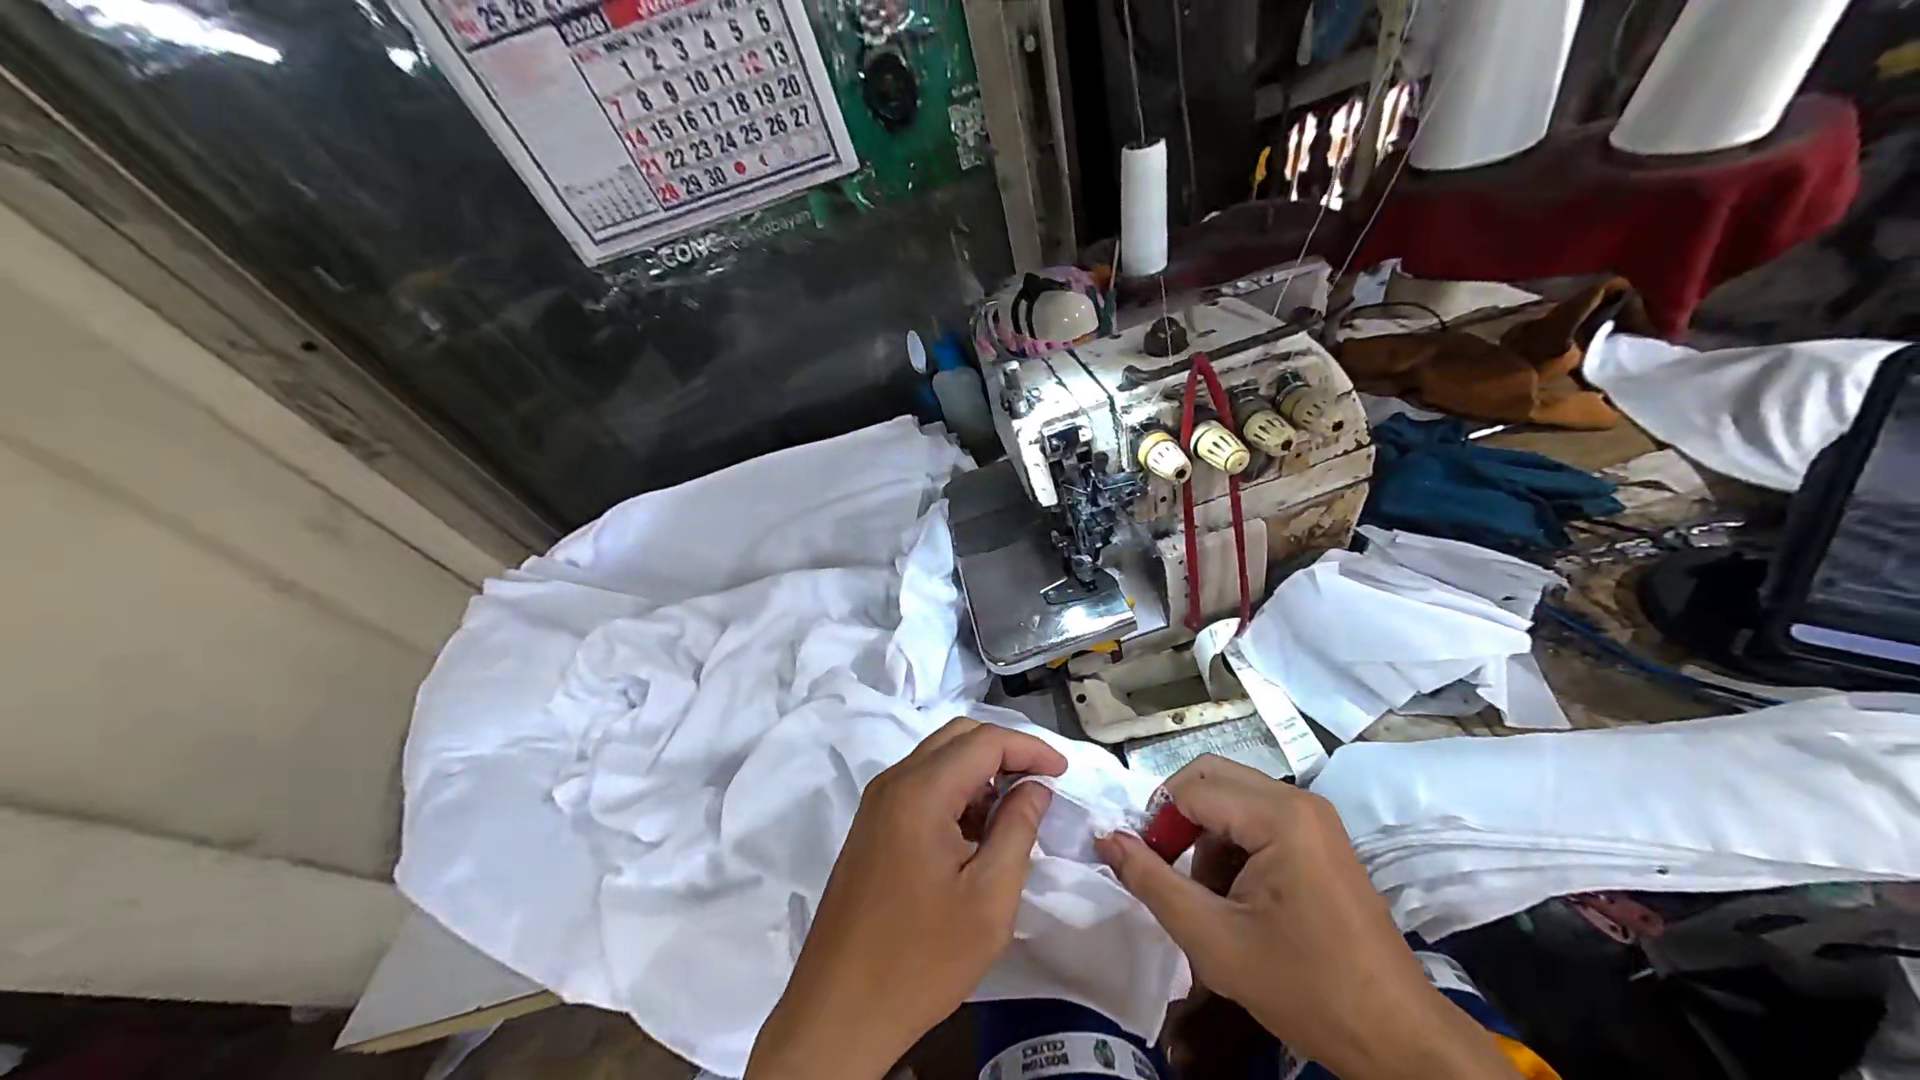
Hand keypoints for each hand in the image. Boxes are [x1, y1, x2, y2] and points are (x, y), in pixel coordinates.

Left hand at [745, 718, 1067, 1079]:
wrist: (840, 1010)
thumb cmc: (921, 958)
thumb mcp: (989, 898)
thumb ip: (1017, 829)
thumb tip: (1035, 786)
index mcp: (920, 792)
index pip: (984, 741)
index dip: (1030, 748)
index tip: (1064, 772)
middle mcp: (893, 783)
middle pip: (957, 738)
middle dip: (1005, 751)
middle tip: (1042, 784)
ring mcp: (876, 804)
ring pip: (937, 760)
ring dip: (979, 772)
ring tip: (1014, 814)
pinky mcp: (871, 826)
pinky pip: (920, 787)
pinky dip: (955, 792)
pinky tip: (976, 833)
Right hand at [1095, 756, 1515, 1079]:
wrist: (1394, 1037)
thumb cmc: (1302, 985)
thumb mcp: (1211, 938)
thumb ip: (1150, 880)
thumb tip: (1106, 837)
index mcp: (1278, 816)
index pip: (1191, 789)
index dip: (1157, 823)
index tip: (1144, 866)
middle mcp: (1298, 801)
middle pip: (1212, 778)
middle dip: (1178, 818)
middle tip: (1165, 866)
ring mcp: (1314, 819)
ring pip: (1232, 798)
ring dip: (1205, 836)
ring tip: (1207, 897)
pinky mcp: (1320, 839)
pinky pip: (1257, 818)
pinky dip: (1232, 846)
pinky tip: (1237, 898)